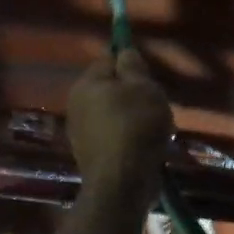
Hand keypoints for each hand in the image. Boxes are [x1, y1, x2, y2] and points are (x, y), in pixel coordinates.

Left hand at [67, 50, 173, 199]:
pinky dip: (129, 138)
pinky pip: (114, 136)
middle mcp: (77, 104)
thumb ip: (133, 66)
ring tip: (156, 130)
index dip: (130, 65)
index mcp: (86, 84)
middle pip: (110, 89)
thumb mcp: (143, 87)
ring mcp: (81, 132)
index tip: (149, 79)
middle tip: (156, 105)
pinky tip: (146, 148)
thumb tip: (124, 52)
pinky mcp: (90, 155)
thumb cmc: (136, 126)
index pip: (108, 60)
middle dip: (133, 94)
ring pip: (114, 114)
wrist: (122, 181)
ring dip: (134, 118)